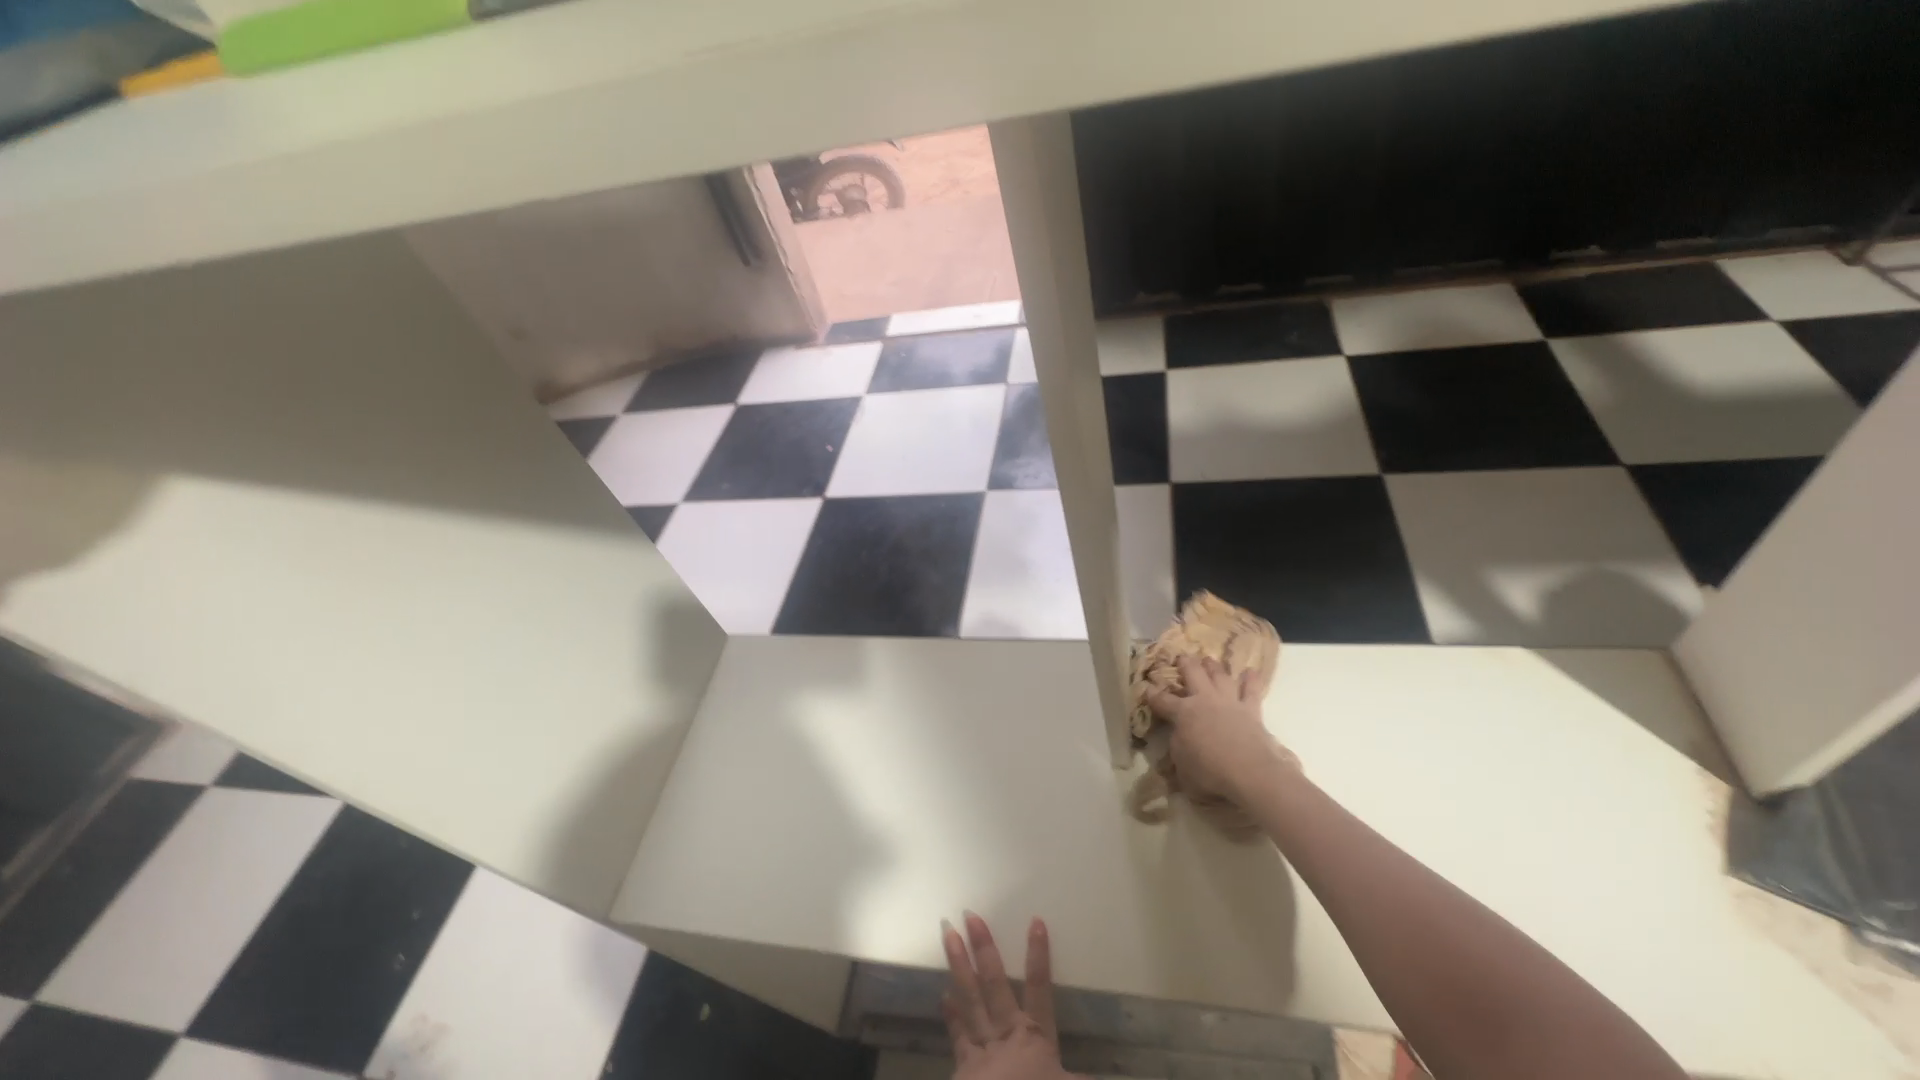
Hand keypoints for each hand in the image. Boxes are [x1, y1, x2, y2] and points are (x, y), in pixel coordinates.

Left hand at [941, 913, 1075, 1079]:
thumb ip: (1085, 1075)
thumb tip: (1113, 1072)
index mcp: (1036, 1037)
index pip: (1039, 988)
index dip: (1038, 955)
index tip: (1035, 922)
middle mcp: (1006, 1033)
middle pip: (995, 984)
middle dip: (984, 949)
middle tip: (970, 916)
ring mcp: (981, 1048)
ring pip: (970, 999)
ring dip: (959, 967)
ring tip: (949, 936)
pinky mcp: (963, 1066)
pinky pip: (957, 1035)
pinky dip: (951, 1015)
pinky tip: (943, 994)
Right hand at [1145, 655, 1298, 806]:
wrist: (1249, 772)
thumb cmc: (1209, 773)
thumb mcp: (1181, 767)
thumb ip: (1178, 749)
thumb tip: (1178, 741)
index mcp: (1183, 714)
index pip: (1162, 700)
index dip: (1152, 694)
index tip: (1147, 688)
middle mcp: (1204, 700)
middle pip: (1193, 674)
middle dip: (1184, 664)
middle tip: (1181, 658)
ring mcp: (1229, 702)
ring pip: (1220, 675)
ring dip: (1213, 666)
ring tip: (1209, 659)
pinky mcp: (1251, 709)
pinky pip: (1252, 690)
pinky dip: (1251, 680)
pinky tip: (1251, 672)